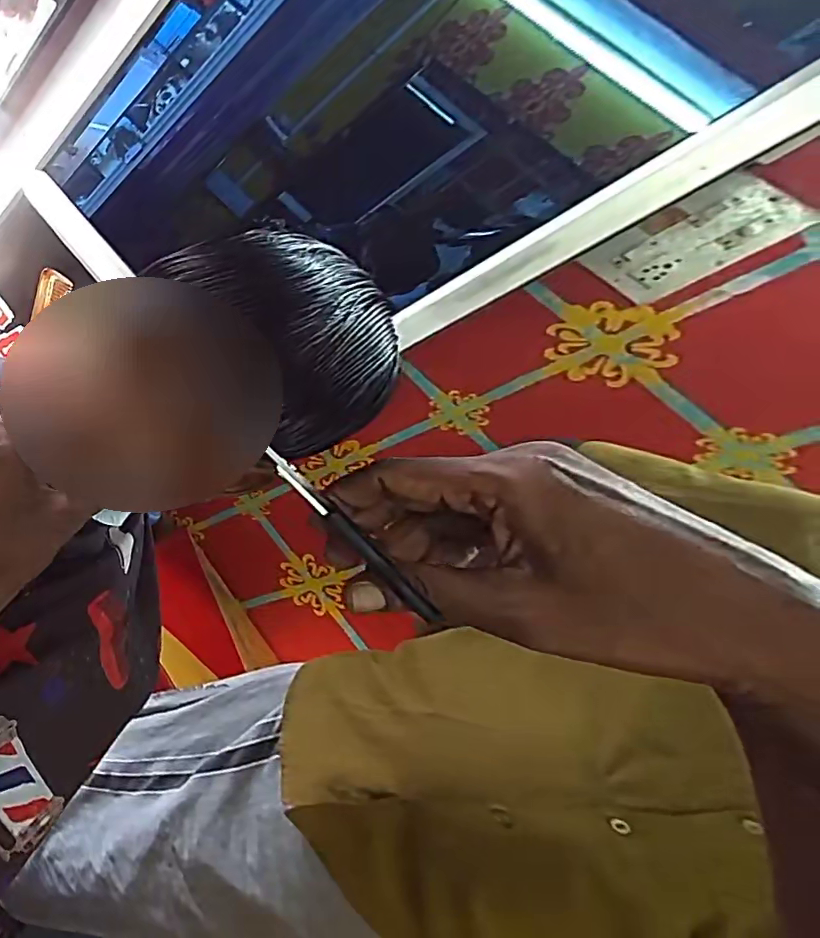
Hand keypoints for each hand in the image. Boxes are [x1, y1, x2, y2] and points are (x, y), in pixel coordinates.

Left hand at [0, 390, 94, 610]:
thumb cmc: (19, 544)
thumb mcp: (64, 515)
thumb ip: (91, 484)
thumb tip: (119, 464)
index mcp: (6, 446)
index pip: (24, 399)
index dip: (46, 389)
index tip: (67, 383)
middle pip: (1, 399)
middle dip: (27, 396)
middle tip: (55, 401)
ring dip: (13, 415)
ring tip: (43, 424)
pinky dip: (2, 434)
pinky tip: (23, 454)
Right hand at [325, 442, 819, 701]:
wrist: (771, 630)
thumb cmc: (643, 618)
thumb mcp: (514, 609)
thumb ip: (424, 589)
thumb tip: (358, 591)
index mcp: (508, 477)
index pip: (396, 475)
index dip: (348, 504)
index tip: (324, 536)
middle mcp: (522, 464)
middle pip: (420, 490)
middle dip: (382, 533)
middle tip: (357, 574)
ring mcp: (547, 478)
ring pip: (451, 504)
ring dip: (419, 544)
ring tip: (400, 588)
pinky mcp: (564, 497)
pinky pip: (487, 514)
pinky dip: (458, 545)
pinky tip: (445, 579)